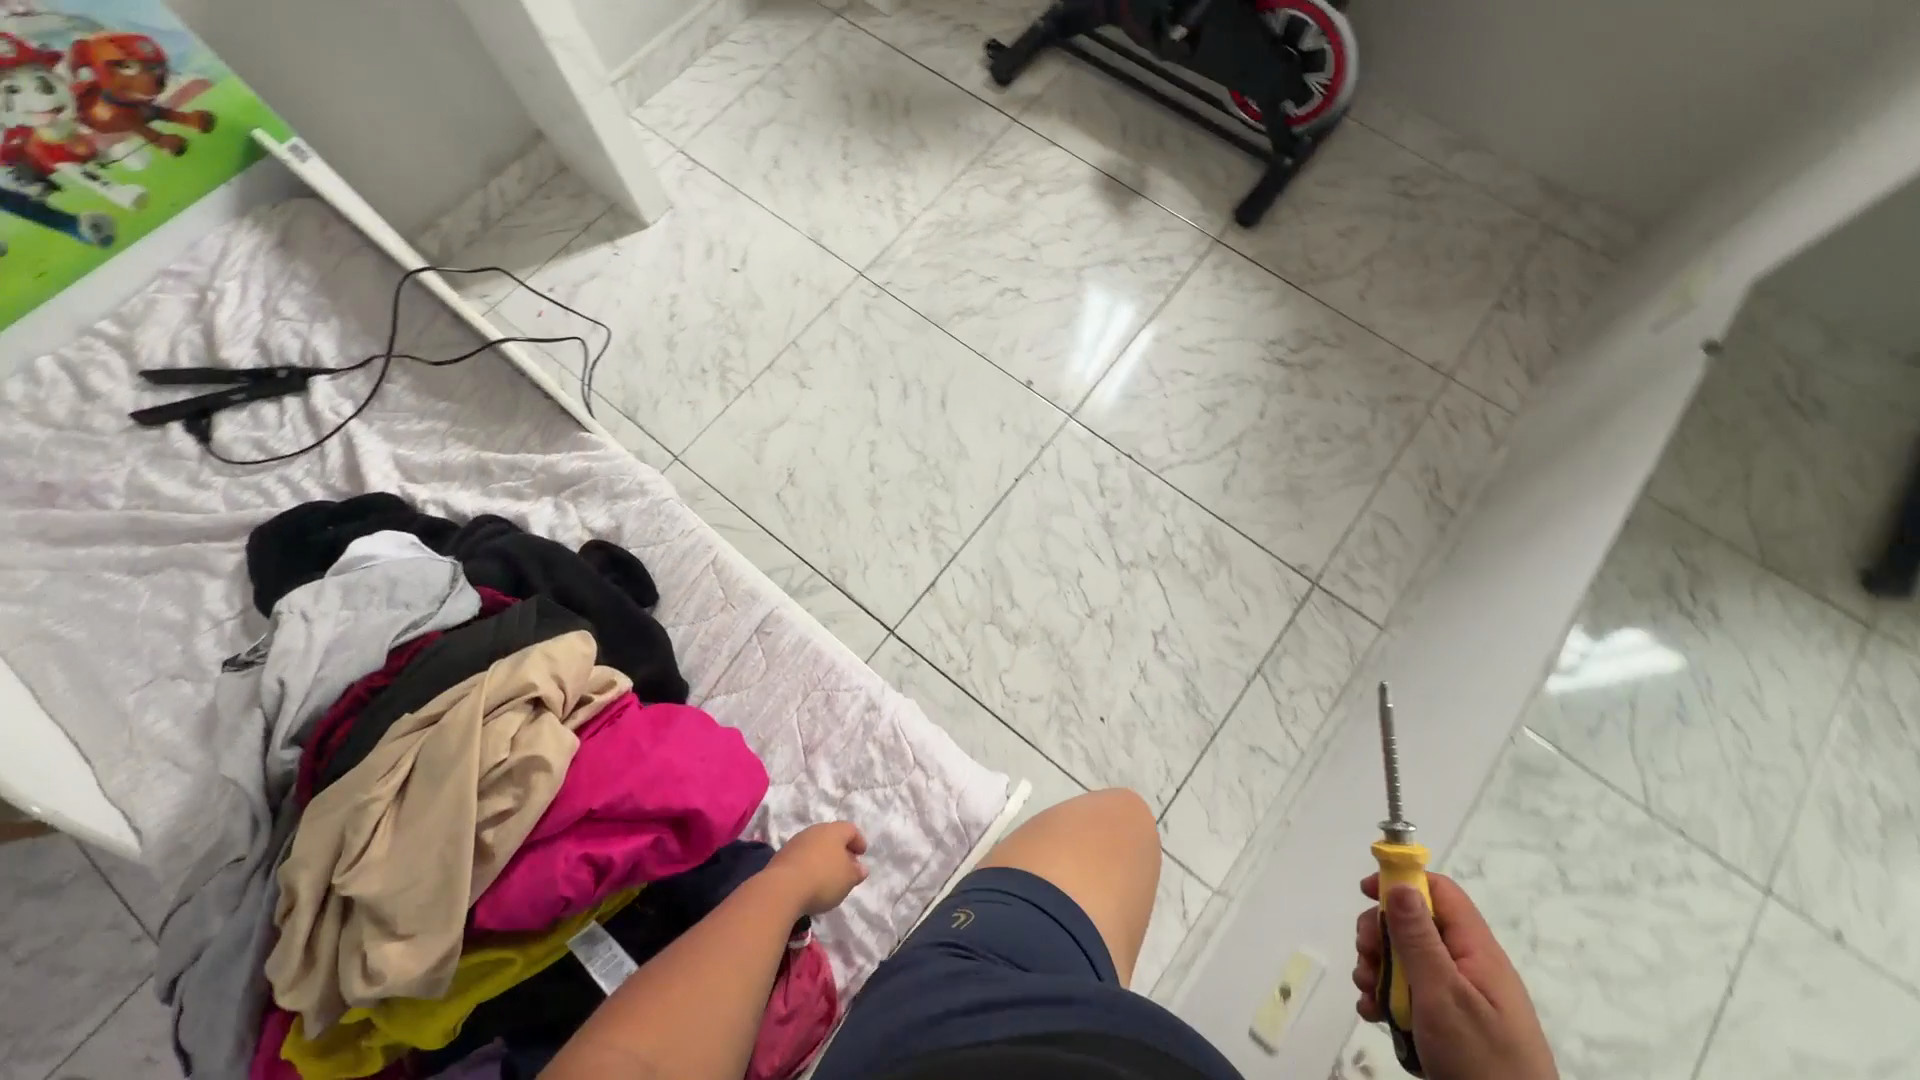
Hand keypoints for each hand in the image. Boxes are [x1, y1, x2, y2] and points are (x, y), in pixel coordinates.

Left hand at [768, 821, 868, 916]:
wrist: (781, 888)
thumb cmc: (823, 879)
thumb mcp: (848, 879)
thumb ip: (856, 872)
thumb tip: (860, 868)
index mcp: (833, 831)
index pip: (850, 829)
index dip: (858, 841)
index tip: (861, 854)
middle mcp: (814, 831)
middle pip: (831, 836)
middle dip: (840, 850)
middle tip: (846, 865)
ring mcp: (795, 842)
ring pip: (814, 846)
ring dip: (822, 857)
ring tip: (827, 875)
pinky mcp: (781, 857)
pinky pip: (801, 857)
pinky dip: (808, 865)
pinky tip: (810, 880)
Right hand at [1353, 872, 1556, 1079]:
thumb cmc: (1480, 1061)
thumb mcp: (1442, 996)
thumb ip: (1417, 939)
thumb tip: (1401, 884)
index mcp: (1476, 951)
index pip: (1440, 892)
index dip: (1402, 882)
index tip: (1365, 893)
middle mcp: (1469, 966)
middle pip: (1415, 925)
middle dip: (1381, 935)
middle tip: (1366, 958)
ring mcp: (1459, 995)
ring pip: (1407, 960)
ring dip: (1378, 969)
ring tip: (1369, 996)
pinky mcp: (1448, 1022)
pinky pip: (1409, 994)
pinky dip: (1386, 998)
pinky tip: (1374, 1015)